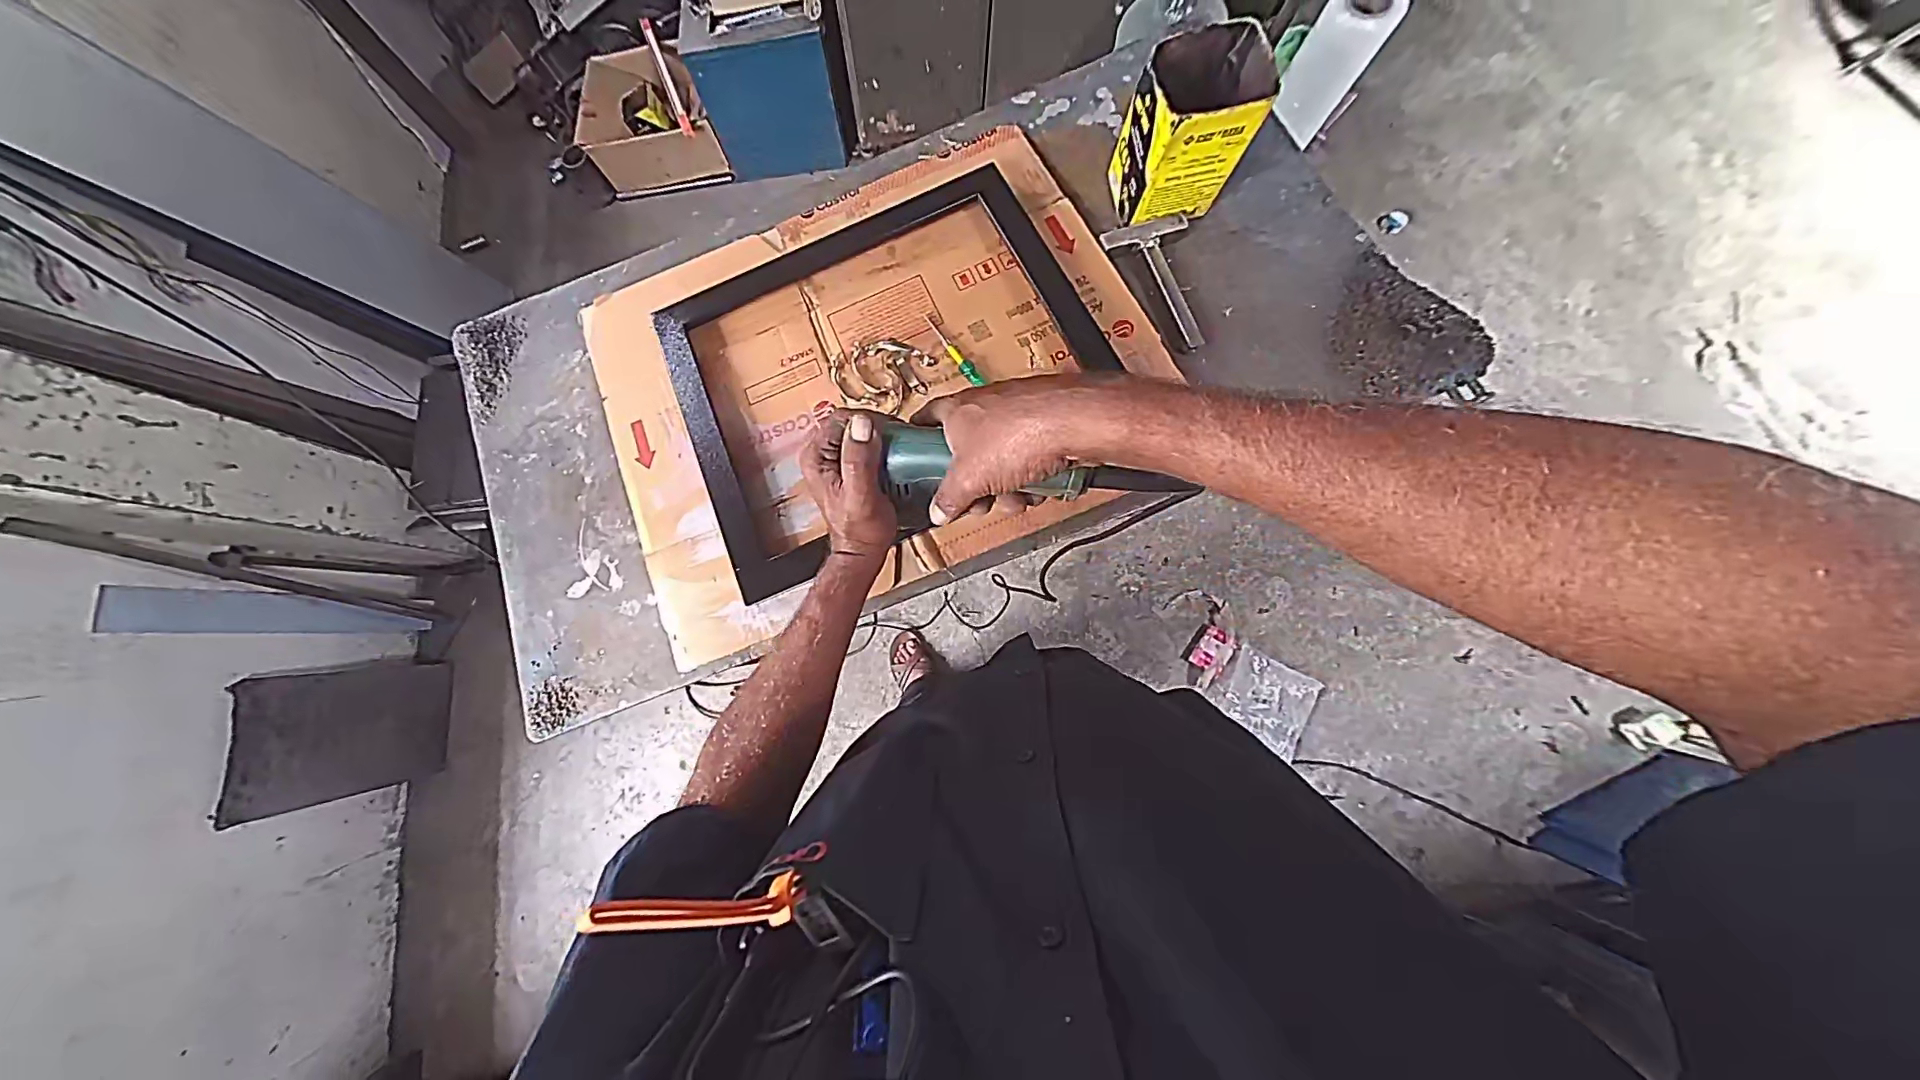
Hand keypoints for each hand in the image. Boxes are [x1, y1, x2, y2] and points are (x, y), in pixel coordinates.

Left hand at [800, 409, 897, 565]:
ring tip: (896, 448)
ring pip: (858, 431)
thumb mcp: (861, 493)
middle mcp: (821, 455)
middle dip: (875, 427)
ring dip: (880, 436)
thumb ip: (859, 458)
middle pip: (849, 422)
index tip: (888, 431)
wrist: (862, 551)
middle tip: (895, 439)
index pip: (840, 418)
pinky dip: (881, 447)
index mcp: (815, 457)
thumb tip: (861, 423)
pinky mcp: (850, 467)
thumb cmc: (860, 530)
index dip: (867, 421)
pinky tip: (892, 457)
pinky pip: (865, 445)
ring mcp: (835, 460)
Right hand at [913, 375, 1119, 524]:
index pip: (923, 423)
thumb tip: (939, 511)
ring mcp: (1015, 420)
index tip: (915, 467)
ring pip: (998, 466)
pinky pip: (1026, 464)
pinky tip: (1038, 486)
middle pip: (966, 457)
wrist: (1075, 422)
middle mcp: (984, 410)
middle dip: (975, 486)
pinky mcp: (1042, 431)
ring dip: (1006, 490)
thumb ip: (949, 498)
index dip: (916, 445)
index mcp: (955, 411)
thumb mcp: (970, 478)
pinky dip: (1030, 479)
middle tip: (979, 500)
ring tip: (1017, 495)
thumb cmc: (1022, 432)